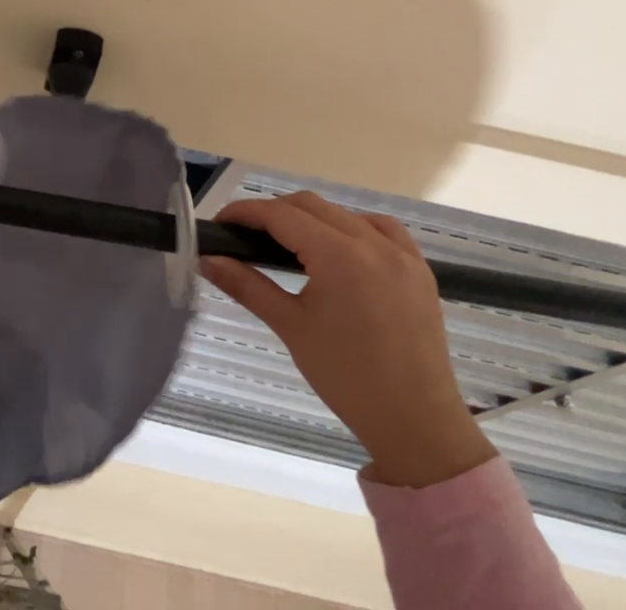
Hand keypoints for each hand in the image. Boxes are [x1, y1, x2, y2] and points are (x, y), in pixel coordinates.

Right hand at [200, 191, 497, 488]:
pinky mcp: (419, 270)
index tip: (219, 224)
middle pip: (311, 206)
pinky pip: (383, 229)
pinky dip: (353, 227)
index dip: (245, 213)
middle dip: (273, 212)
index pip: (281, 215)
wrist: (414, 420)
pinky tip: (339, 248)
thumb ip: (246, 285)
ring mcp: (402, 254)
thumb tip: (207, 259)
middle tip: (244, 236)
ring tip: (287, 243)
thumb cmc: (345, 376)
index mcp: (339, 256)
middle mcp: (373, 243)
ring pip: (345, 213)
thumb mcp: (290, 326)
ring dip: (312, 218)